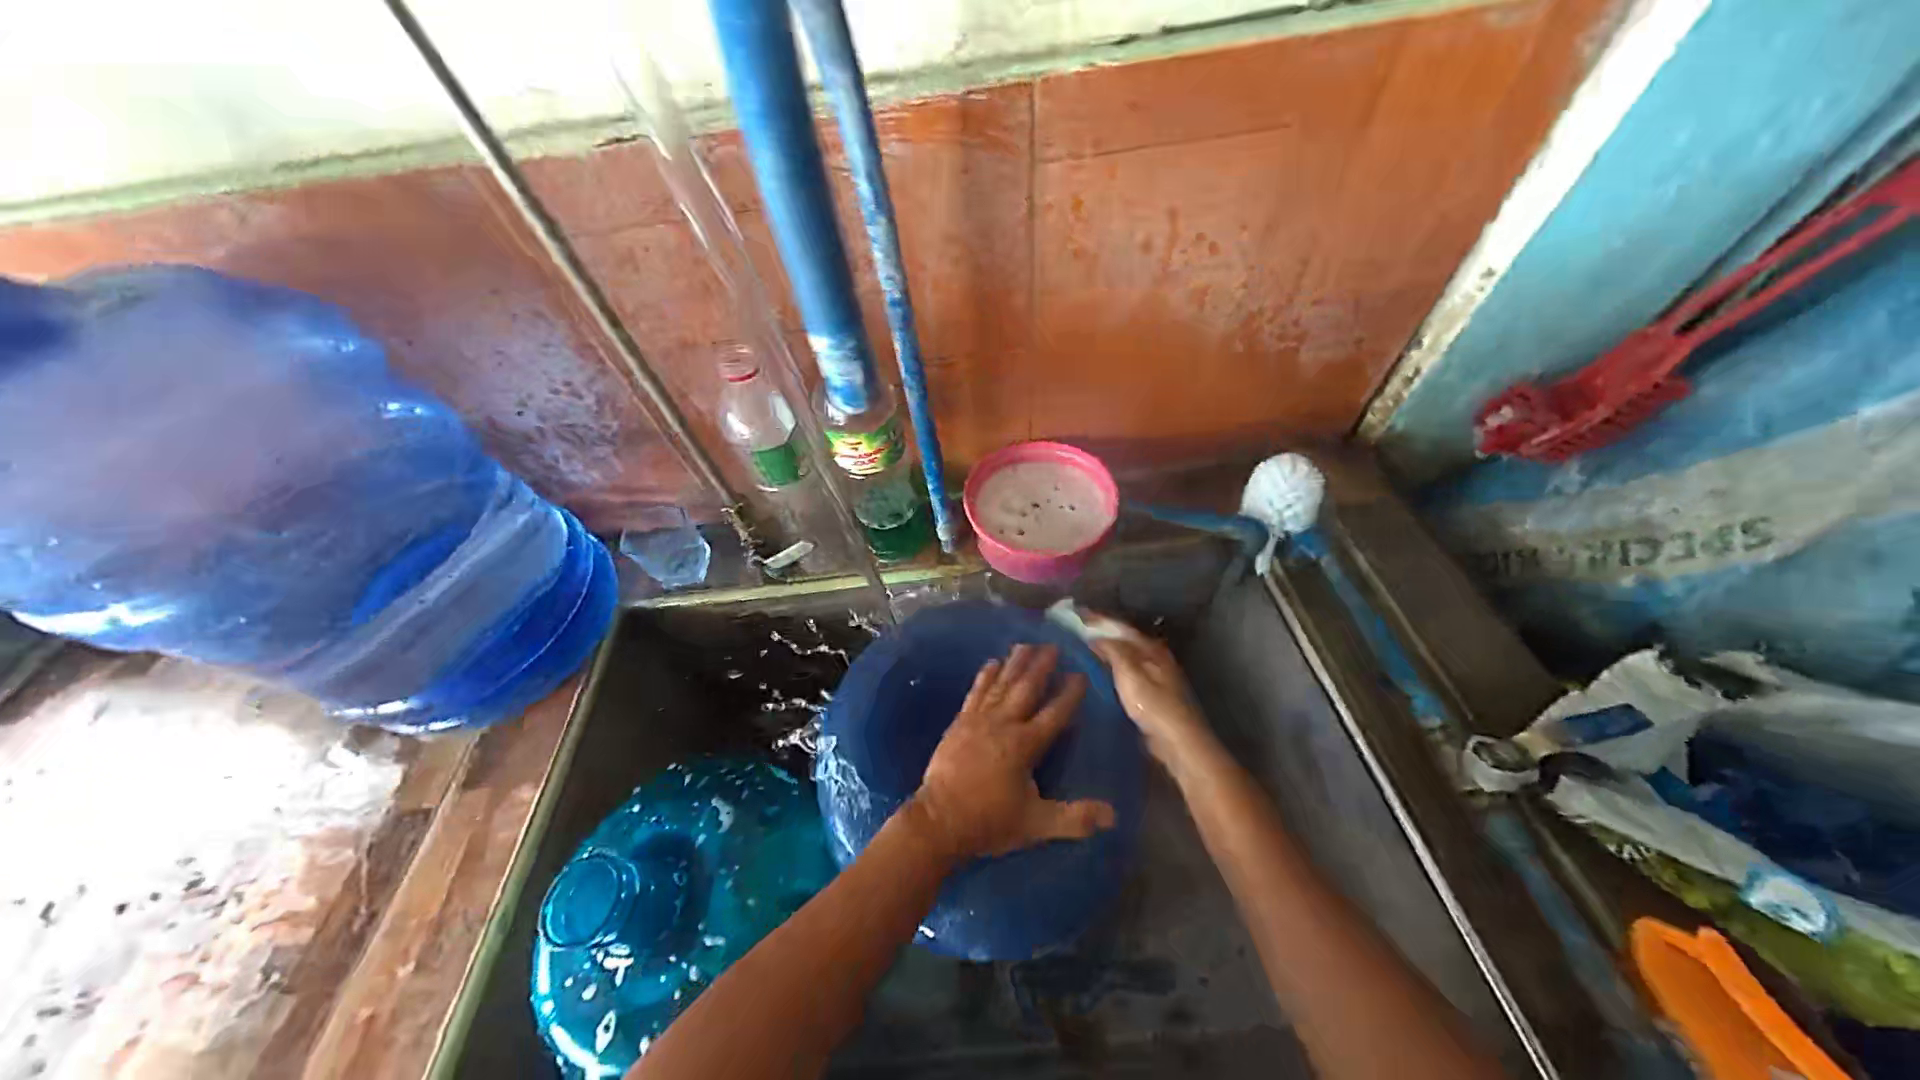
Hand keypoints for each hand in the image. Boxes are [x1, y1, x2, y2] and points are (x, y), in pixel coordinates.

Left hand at [909, 644, 1116, 860]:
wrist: (939, 820)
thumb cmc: (990, 821)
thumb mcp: (1037, 824)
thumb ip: (1075, 818)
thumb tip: (1112, 815)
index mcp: (1025, 745)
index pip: (1055, 713)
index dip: (1069, 694)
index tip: (1081, 675)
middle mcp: (1004, 724)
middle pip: (1026, 688)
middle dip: (1041, 666)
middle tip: (1052, 646)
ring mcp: (979, 721)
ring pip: (1001, 684)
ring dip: (1015, 664)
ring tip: (1026, 645)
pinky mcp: (960, 723)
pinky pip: (976, 692)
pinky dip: (985, 676)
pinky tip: (991, 663)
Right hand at [1084, 614, 1213, 767]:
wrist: (1177, 741)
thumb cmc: (1153, 705)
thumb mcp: (1130, 673)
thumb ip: (1113, 651)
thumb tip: (1097, 636)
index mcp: (1151, 648)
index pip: (1121, 627)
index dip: (1099, 620)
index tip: (1077, 614)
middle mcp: (1155, 658)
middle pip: (1124, 640)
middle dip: (1101, 633)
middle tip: (1076, 631)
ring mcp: (1154, 677)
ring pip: (1124, 657)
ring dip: (1105, 651)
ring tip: (1082, 649)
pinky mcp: (1150, 695)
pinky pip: (1125, 674)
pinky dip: (1110, 668)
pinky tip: (1097, 673)